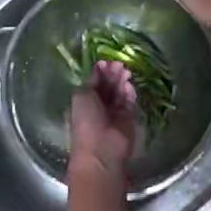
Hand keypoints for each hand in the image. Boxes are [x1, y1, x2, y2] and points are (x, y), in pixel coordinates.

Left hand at [69, 62, 135, 180]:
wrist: (102, 148)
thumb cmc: (86, 121)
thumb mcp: (81, 96)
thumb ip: (91, 81)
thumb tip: (98, 70)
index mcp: (84, 101)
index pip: (94, 82)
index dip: (100, 72)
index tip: (106, 62)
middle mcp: (99, 106)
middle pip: (108, 85)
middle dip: (113, 74)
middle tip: (119, 64)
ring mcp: (114, 112)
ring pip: (119, 91)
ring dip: (122, 80)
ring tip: (126, 71)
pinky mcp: (128, 117)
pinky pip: (129, 101)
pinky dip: (129, 92)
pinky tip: (129, 86)